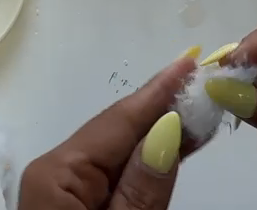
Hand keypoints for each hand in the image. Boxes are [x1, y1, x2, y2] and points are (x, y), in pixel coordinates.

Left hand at [18, 56, 196, 209]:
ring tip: (195, 112)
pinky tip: (166, 151)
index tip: (190, 60)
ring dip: (156, 136)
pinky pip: (111, 175)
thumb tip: (168, 128)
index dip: (159, 91)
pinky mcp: (69, 205)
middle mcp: (54, 171)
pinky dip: (141, 164)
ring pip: (117, 154)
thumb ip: (141, 189)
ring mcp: (60, 190)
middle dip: (161, 109)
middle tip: (202, 84)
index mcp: (57, 172)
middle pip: (118, 132)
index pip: (120, 121)